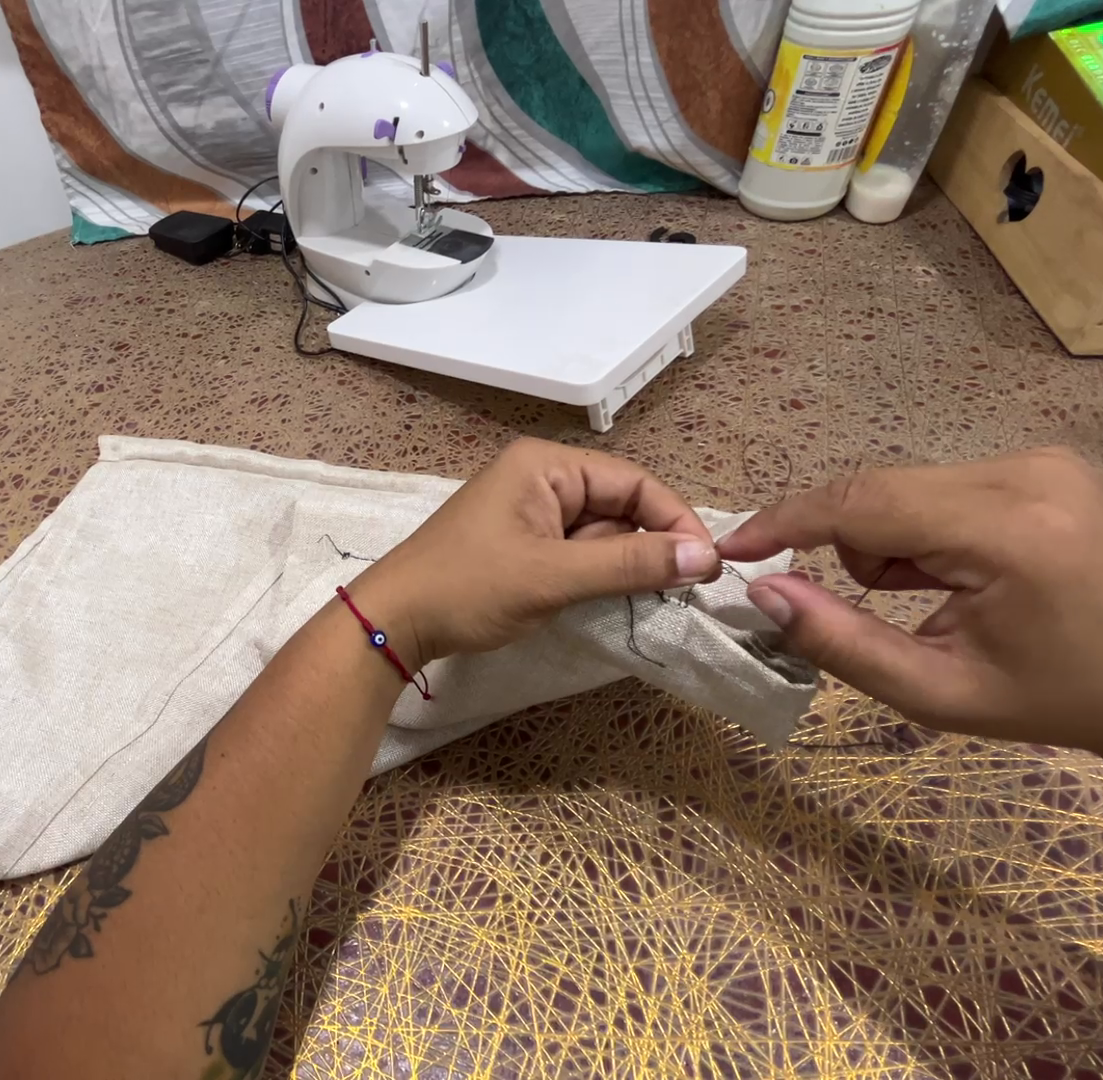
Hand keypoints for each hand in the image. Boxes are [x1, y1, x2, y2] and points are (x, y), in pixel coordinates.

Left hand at [345, 437, 718, 665]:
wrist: (396, 620)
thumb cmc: (469, 587)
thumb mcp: (553, 575)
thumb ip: (629, 563)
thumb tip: (705, 558)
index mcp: (544, 465)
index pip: (632, 481)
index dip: (674, 521)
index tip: (707, 567)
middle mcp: (538, 478)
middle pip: (617, 506)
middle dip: (642, 547)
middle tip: (672, 592)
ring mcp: (527, 512)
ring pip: (597, 534)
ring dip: (615, 565)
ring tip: (624, 596)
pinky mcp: (519, 543)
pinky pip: (572, 552)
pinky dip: (589, 574)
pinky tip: (591, 597)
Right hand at [718, 447, 1102, 785]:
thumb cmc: (1061, 703)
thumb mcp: (934, 692)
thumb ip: (836, 641)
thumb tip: (759, 590)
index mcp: (1011, 531)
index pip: (860, 504)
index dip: (782, 522)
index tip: (728, 549)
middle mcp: (1027, 474)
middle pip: (872, 492)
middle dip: (836, 544)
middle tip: (845, 602)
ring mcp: (1042, 463)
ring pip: (897, 488)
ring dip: (878, 540)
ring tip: (923, 598)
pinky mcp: (1045, 466)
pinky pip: (933, 486)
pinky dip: (913, 529)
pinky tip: (952, 572)